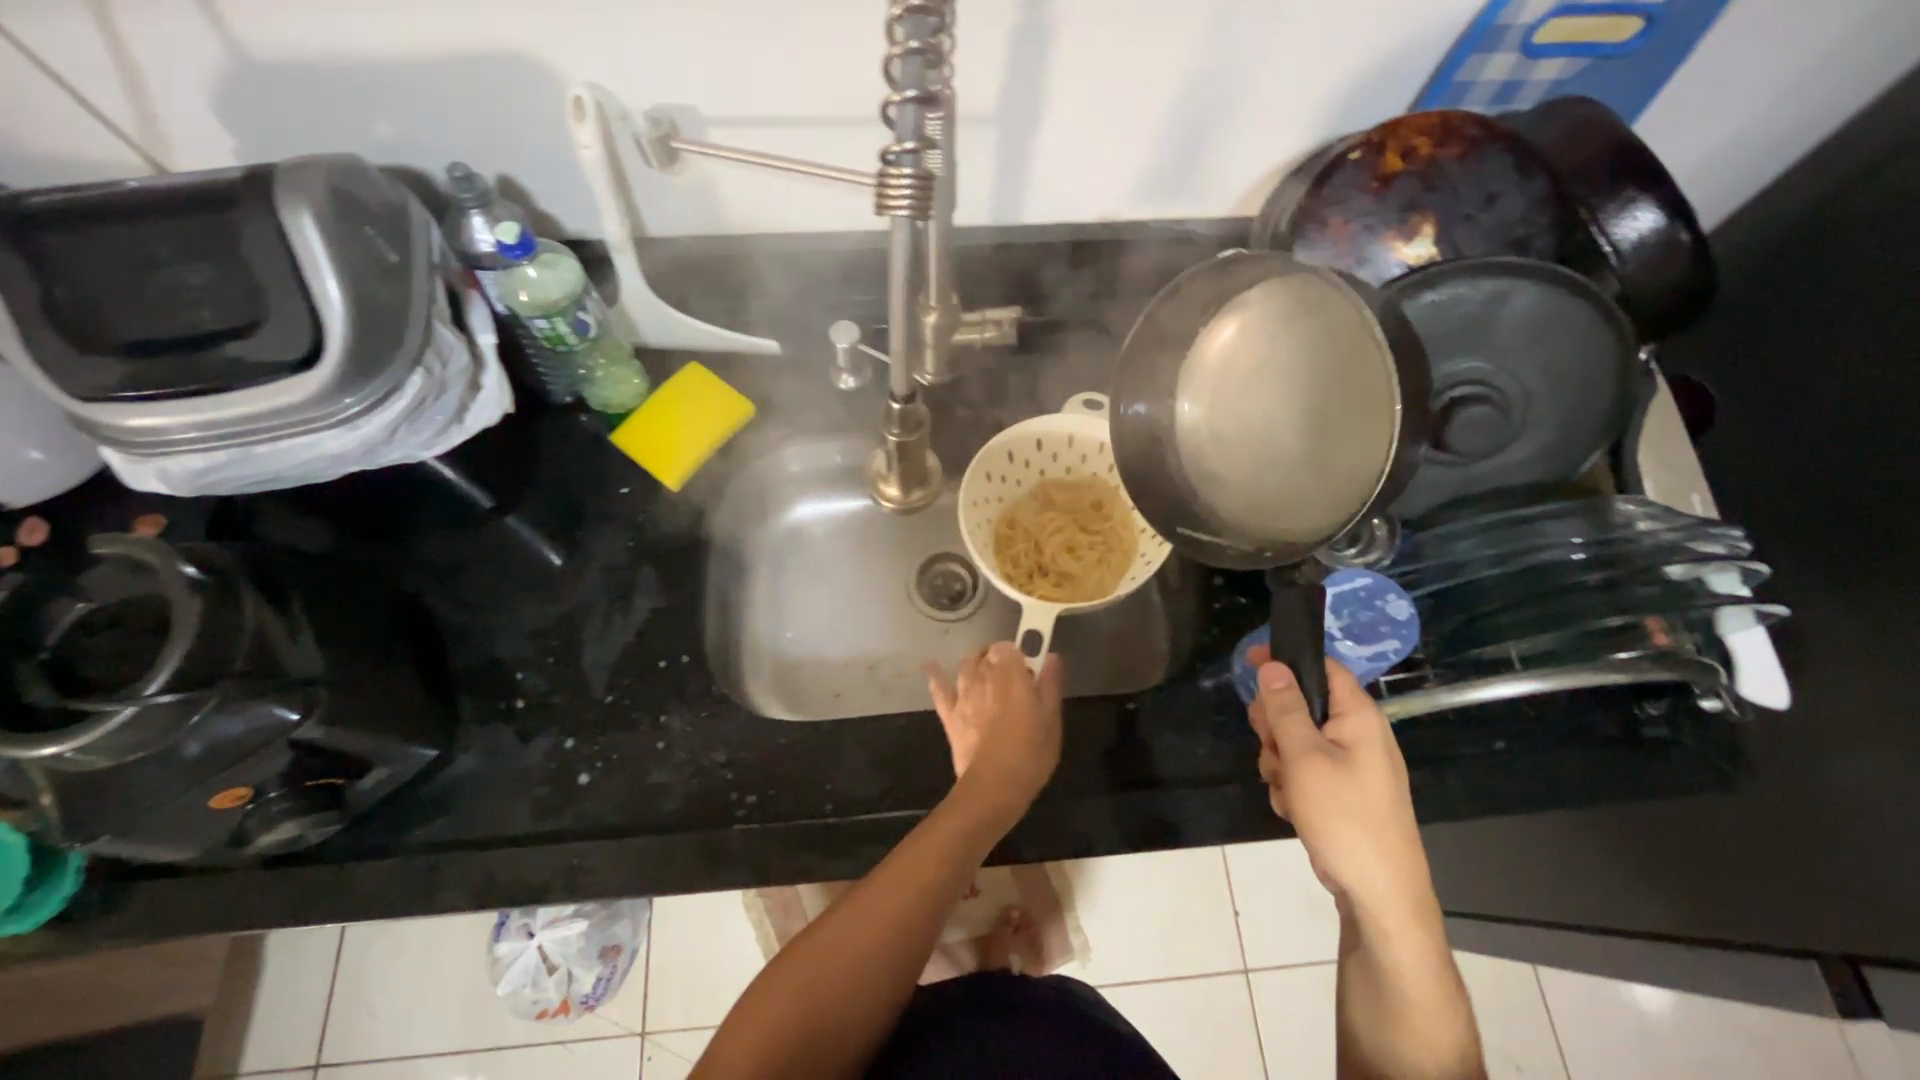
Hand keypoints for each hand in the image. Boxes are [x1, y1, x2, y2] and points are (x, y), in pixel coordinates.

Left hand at [925, 643, 1063, 812]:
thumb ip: (1050, 684)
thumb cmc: (1031, 753)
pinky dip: (935, 674)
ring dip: (974, 663)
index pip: (1008, 647)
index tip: (1028, 670)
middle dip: (997, 658)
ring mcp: (963, 695)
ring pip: (965, 666)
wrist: (994, 784)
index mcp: (1011, 676)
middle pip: (986, 654)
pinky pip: (939, 688)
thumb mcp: (1051, 719)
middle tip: (1010, 673)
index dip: (1018, 654)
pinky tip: (930, 665)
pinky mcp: (949, 714)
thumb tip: (1050, 656)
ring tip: (983, 670)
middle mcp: (984, 678)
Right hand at [1246, 645, 1435, 921]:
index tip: (1248, 662)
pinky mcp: (1341, 793)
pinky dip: (1292, 788)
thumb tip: (1272, 665)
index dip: (1286, 661)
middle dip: (1276, 728)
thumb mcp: (1304, 757)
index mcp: (1358, 717)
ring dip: (1280, 764)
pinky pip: (1304, 774)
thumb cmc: (1344, 816)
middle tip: (1272, 748)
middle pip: (1301, 707)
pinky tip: (1296, 811)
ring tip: (1290, 792)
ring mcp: (1350, 766)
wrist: (1378, 891)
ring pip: (1295, 744)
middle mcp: (1357, 735)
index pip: (1323, 667)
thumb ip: (1285, 709)